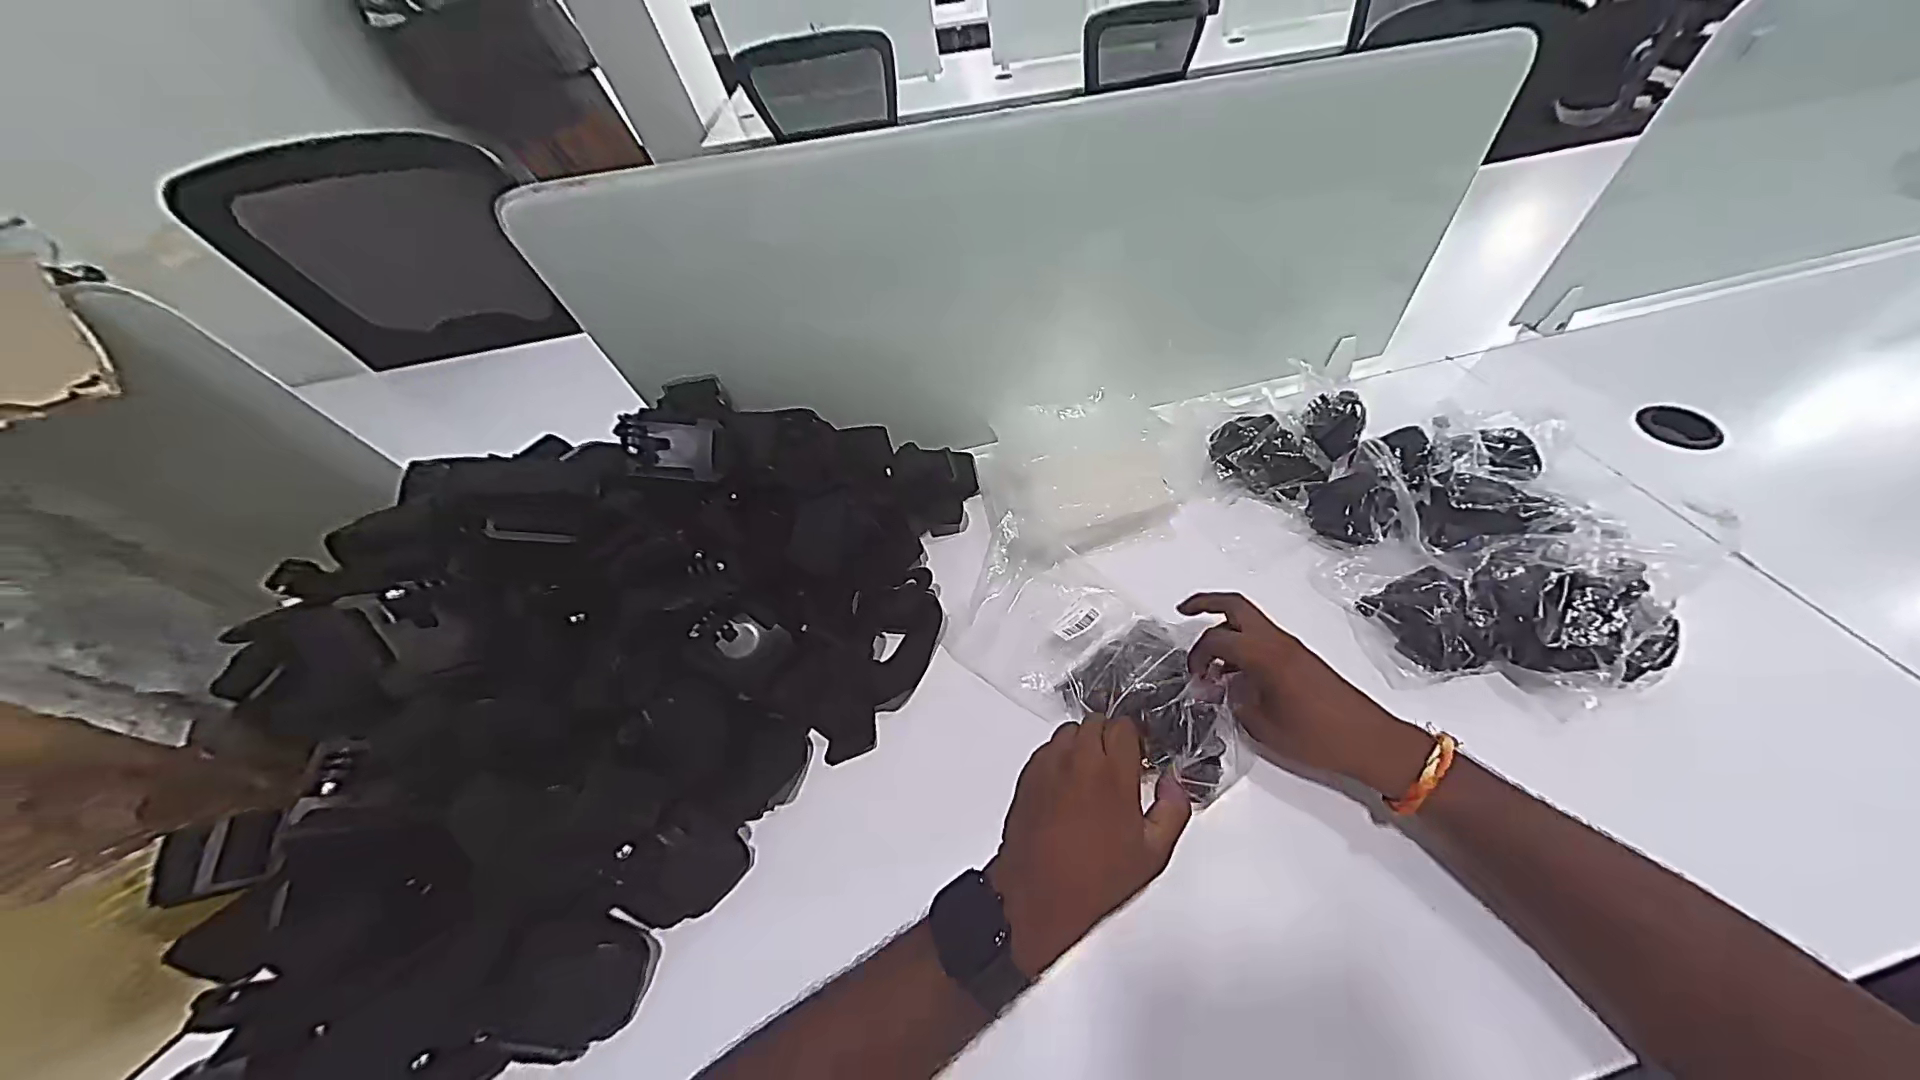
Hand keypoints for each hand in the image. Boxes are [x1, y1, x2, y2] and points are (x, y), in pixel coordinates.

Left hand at [987, 717, 1191, 975]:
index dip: (1135, 738)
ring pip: (1070, 732)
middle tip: (1119, 765)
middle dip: (1110, 739)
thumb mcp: (1153, 853)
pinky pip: (1048, 750)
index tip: (1140, 755)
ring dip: (1083, 745)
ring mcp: (1049, 765)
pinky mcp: (1028, 774)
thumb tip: (1174, 784)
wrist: (1039, 893)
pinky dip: (1060, 758)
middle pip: (1097, 722)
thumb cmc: (1093, 878)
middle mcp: (1078, 761)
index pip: (1125, 726)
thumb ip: (1173, 809)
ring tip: (1092, 776)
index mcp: (1113, 773)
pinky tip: (1068, 786)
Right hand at [1177, 592, 1429, 796]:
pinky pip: (1263, 638)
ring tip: (1210, 661)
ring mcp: (1292, 648)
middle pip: (1235, 605)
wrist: (1371, 742)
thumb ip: (1233, 700)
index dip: (1197, 654)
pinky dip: (1242, 644)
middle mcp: (1278, 642)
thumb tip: (1221, 689)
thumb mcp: (1262, 725)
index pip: (1217, 638)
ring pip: (1249, 621)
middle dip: (1205, 603)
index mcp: (1266, 655)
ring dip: (1225, 630)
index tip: (1194, 675)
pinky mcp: (1301, 659)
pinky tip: (1235, 673)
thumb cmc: (1317, 737)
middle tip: (1183, 611)